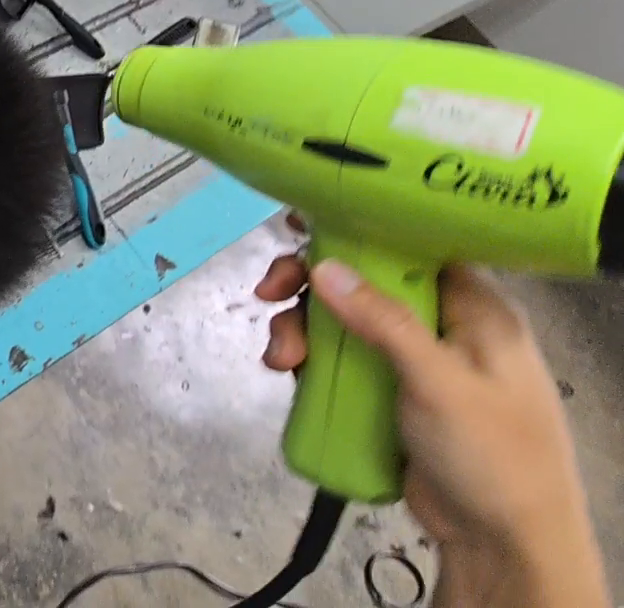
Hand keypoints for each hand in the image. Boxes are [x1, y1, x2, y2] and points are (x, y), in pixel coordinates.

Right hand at [258, 252, 606, 604]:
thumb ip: (384, 322)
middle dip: (307, 285)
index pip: (414, 249)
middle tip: (268, 295)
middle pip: (359, 279)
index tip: (301, 224)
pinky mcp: (381, 384)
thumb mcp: (439, 384)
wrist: (498, 542)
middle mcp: (439, 325)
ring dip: (297, 328)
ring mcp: (407, 356)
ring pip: (336, 316)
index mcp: (475, 313)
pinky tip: (286, 372)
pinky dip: (303, 355)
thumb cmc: (491, 455)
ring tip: (282, 361)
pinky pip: (331, 352)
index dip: (359, 229)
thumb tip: (323, 264)